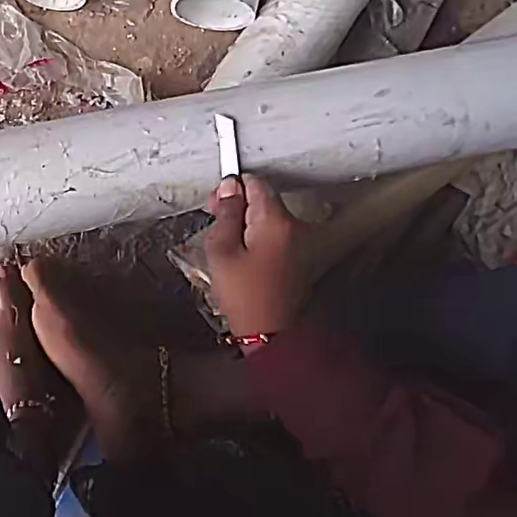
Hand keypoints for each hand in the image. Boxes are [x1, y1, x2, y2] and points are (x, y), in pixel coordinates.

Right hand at [205, 174, 309, 337]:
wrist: (270, 333)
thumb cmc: (246, 296)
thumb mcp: (222, 250)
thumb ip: (226, 213)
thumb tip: (229, 188)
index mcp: (275, 222)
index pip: (255, 183)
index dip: (232, 186)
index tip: (216, 197)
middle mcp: (294, 227)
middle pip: (263, 199)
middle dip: (237, 204)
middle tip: (216, 221)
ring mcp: (299, 243)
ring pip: (267, 217)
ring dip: (246, 221)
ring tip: (226, 242)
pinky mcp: (298, 257)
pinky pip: (274, 234)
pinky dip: (256, 236)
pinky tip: (241, 253)